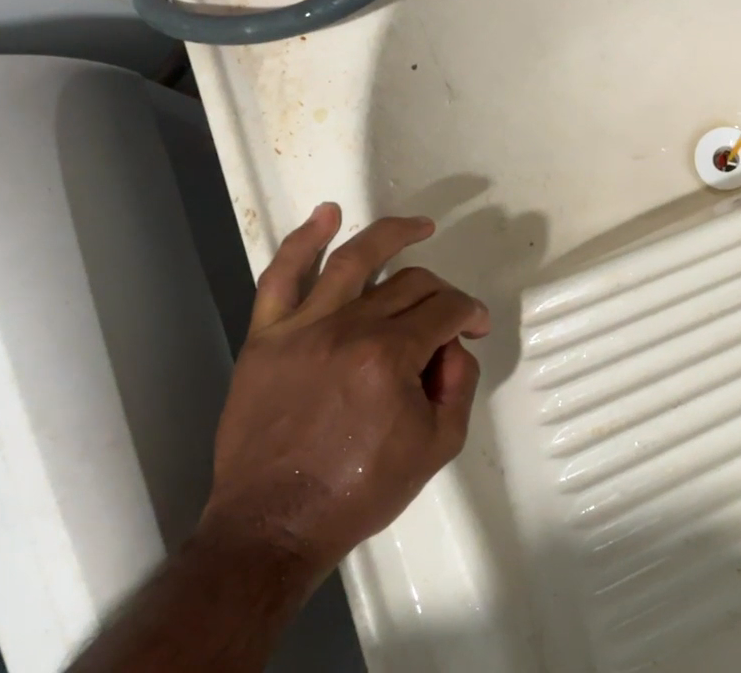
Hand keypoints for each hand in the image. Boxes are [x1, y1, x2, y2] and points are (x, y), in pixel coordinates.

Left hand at [200, 204, 491, 575]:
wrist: (274, 525)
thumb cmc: (361, 490)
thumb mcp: (439, 444)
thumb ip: (459, 382)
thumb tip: (451, 345)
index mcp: (390, 357)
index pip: (446, 309)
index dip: (470, 313)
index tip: (475, 328)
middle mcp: (347, 330)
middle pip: (410, 284)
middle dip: (442, 294)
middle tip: (450, 318)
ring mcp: (301, 330)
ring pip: (354, 261)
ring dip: (392, 234)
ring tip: (419, 226)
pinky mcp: (266, 340)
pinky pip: (281, 277)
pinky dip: (304, 241)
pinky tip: (327, 216)